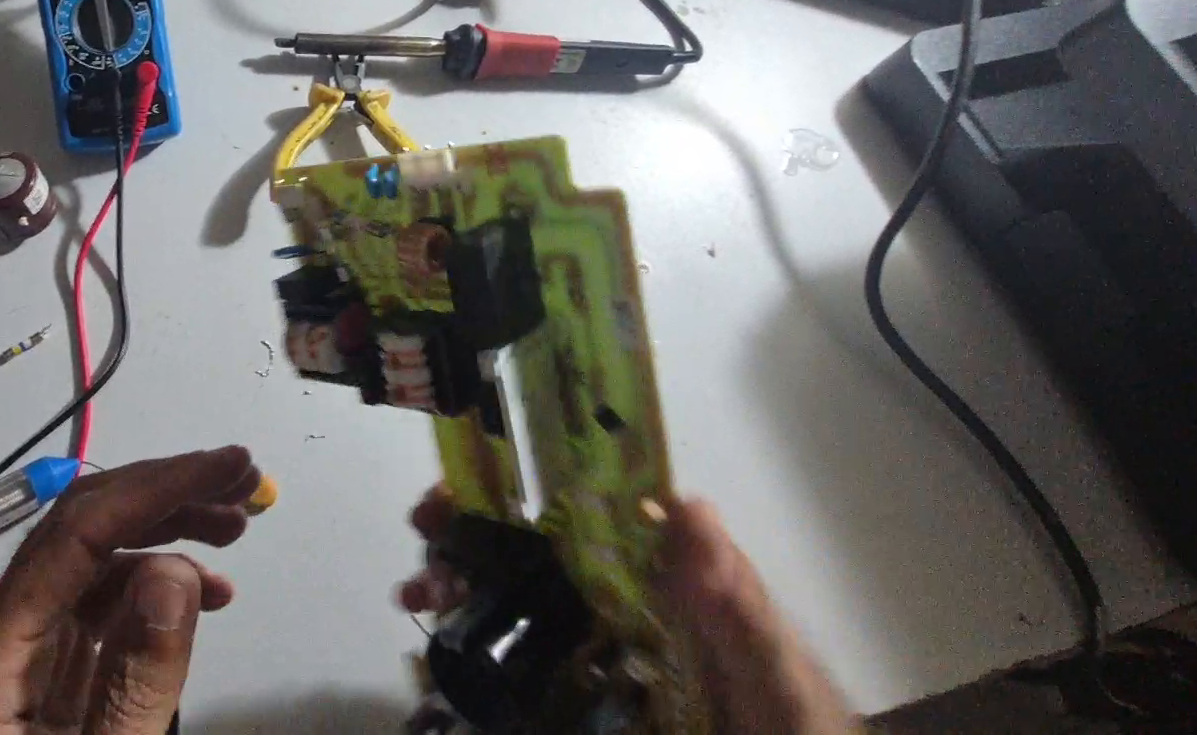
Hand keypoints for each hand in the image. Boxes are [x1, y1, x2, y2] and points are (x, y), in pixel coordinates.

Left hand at [0, 446, 261, 734]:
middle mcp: (6, 629)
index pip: (79, 531)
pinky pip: (108, 598)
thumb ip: (134, 685)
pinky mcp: (53, 666)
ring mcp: (29, 645)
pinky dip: (163, 579)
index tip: (231, 465)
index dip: (159, 485)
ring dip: (171, 525)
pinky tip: (212, 590)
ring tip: (239, 521)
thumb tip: (175, 569)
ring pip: (100, 552)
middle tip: (246, 478)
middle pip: (85, 525)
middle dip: (170, 489)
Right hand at [396, 488, 862, 734]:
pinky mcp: (569, 684)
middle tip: (424, 531)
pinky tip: (434, 633)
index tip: (458, 486)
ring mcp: (584, 637)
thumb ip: (734, 596)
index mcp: (645, 565)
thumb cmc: (780, 718)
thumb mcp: (767, 660)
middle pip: (518, 541)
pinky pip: (507, 649)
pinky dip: (464, 632)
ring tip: (416, 592)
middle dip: (460, 527)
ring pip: (502, 589)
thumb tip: (685, 502)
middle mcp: (606, 589)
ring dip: (450, 575)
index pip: (568, 504)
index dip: (508, 484)